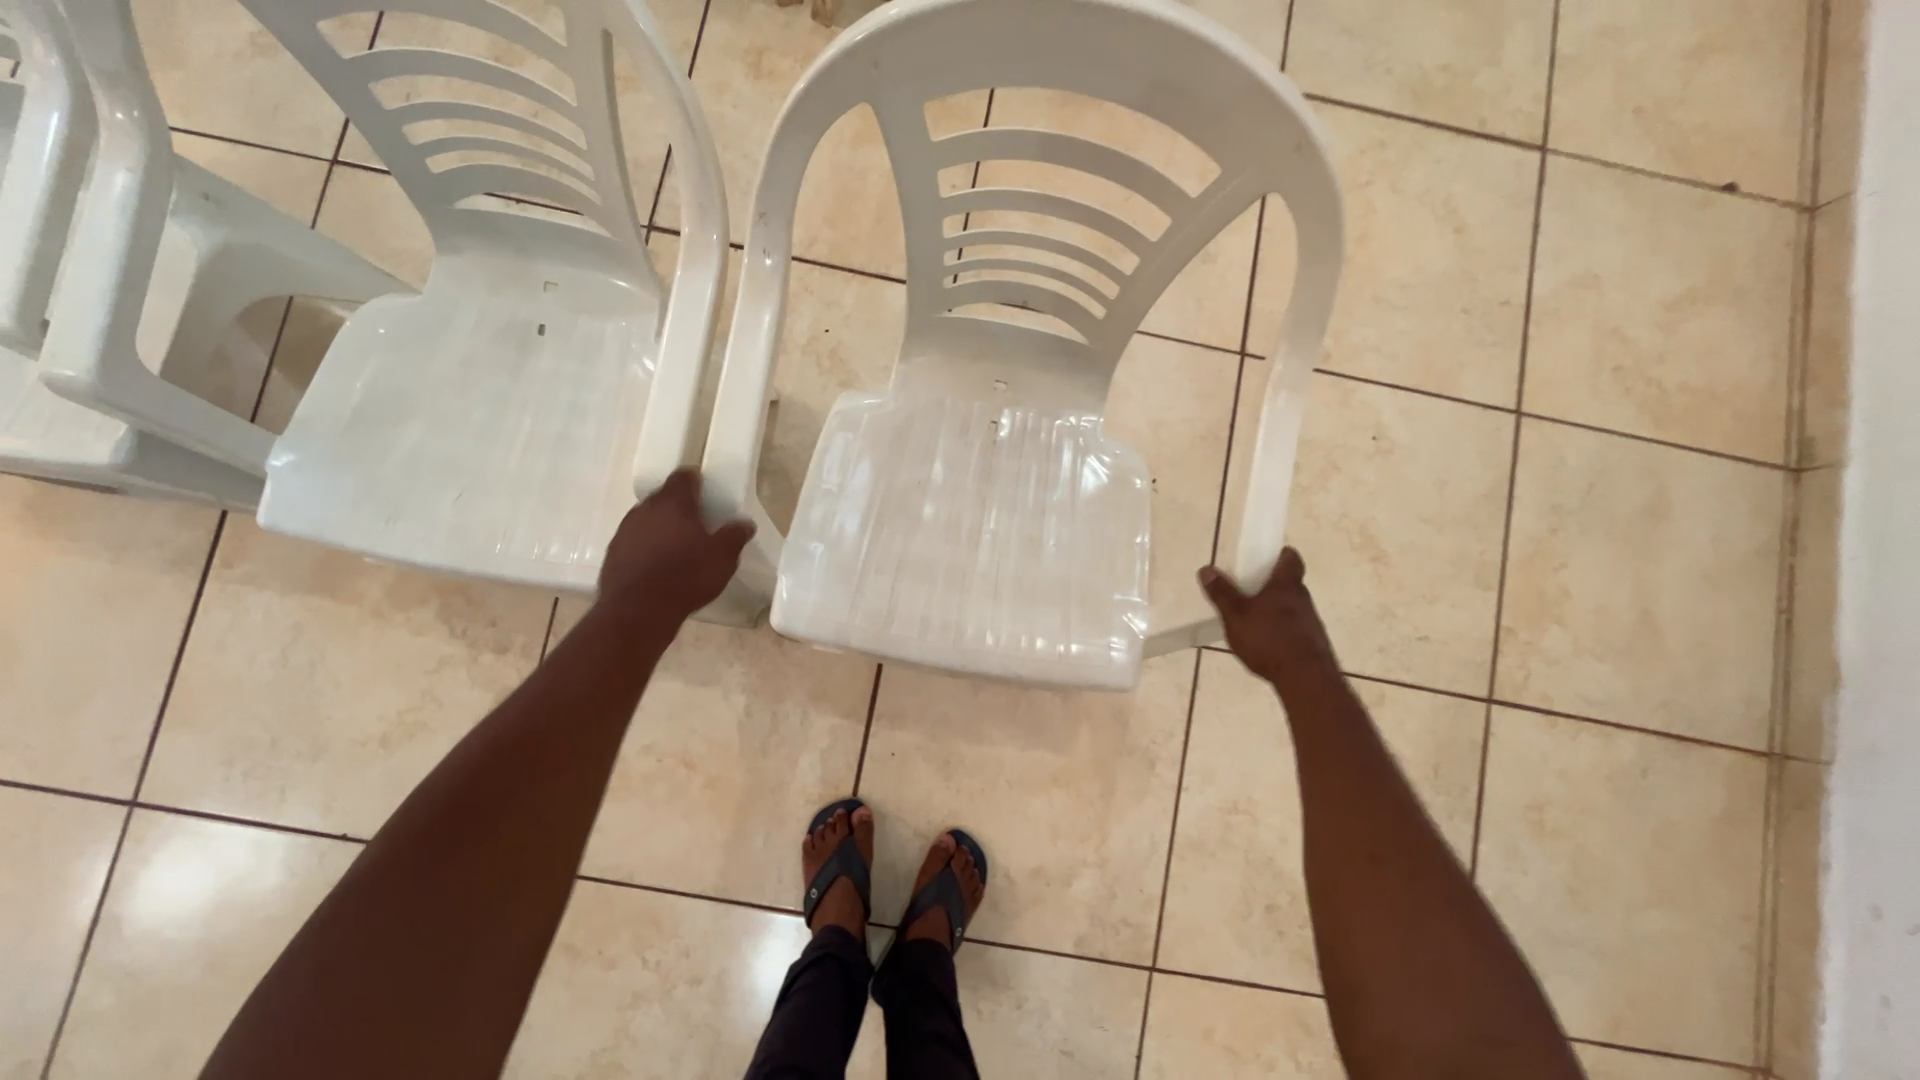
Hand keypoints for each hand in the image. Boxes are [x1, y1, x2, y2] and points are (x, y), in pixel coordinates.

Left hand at [599, 469, 754, 620]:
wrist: (639, 609)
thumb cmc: (687, 575)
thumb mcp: (723, 557)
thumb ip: (734, 536)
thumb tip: (745, 523)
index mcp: (674, 503)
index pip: (684, 477)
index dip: (696, 481)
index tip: (706, 491)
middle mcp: (646, 509)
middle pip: (663, 497)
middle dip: (678, 506)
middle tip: (696, 522)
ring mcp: (625, 530)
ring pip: (646, 519)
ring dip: (660, 527)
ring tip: (676, 547)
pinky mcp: (612, 553)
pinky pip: (633, 541)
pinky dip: (645, 547)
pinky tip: (657, 566)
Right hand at [1198, 548, 1337, 688]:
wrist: (1305, 678)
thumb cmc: (1267, 639)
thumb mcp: (1235, 615)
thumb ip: (1222, 593)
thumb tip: (1207, 568)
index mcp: (1285, 585)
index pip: (1291, 558)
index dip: (1280, 555)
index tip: (1265, 558)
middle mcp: (1302, 598)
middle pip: (1289, 583)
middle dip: (1270, 585)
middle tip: (1247, 591)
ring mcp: (1311, 621)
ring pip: (1292, 607)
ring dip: (1275, 609)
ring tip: (1252, 622)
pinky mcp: (1313, 642)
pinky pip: (1294, 628)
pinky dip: (1281, 630)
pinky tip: (1265, 645)